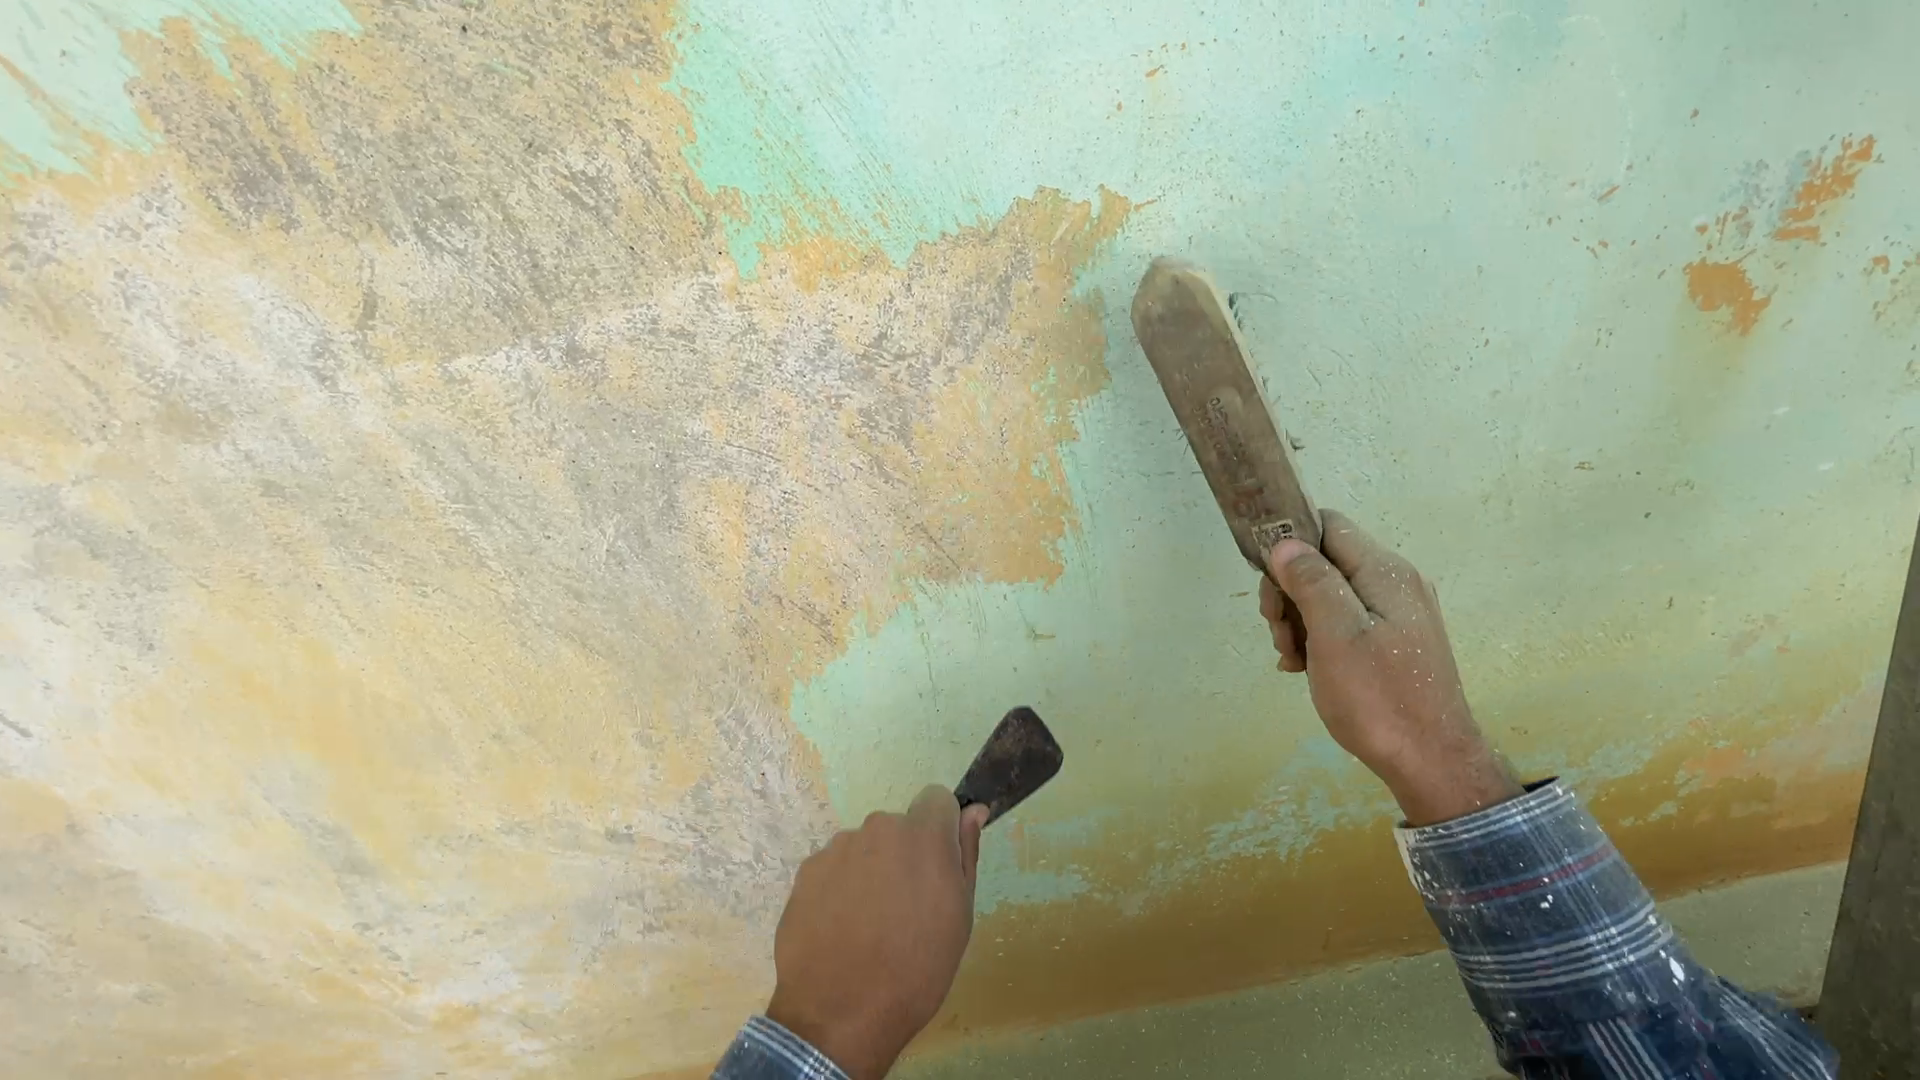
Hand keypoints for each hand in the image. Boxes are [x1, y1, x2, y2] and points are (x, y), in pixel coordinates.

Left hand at [765, 786, 990, 1079]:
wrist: (839, 1013)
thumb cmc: (916, 968)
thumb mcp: (959, 915)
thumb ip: (965, 853)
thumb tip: (973, 810)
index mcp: (923, 834)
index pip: (937, 798)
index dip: (941, 827)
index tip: (938, 863)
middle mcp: (878, 828)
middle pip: (898, 827)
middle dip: (904, 855)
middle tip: (905, 908)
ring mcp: (838, 848)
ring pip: (865, 848)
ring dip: (871, 871)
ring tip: (868, 925)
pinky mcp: (807, 871)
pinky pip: (834, 868)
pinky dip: (840, 889)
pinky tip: (841, 930)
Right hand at [1259, 511, 1520, 825]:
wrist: (1430, 762)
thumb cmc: (1378, 698)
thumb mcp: (1335, 635)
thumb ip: (1312, 581)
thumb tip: (1285, 543)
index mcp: (1384, 573)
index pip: (1328, 525)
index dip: (1290, 542)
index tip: (1264, 580)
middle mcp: (1394, 584)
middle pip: (1324, 562)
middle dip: (1289, 591)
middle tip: (1278, 633)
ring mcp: (1395, 614)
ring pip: (1327, 594)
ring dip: (1297, 620)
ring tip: (1291, 658)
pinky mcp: (1391, 642)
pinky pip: (1341, 622)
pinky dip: (1315, 638)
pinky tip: (1303, 668)